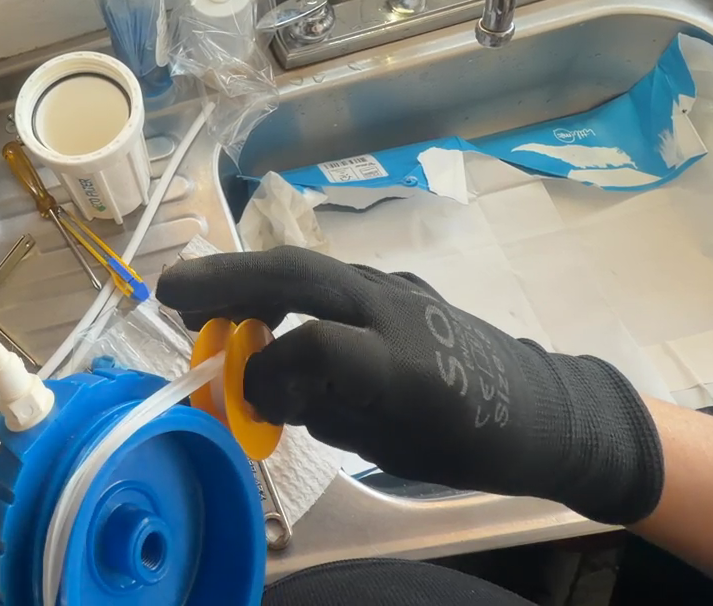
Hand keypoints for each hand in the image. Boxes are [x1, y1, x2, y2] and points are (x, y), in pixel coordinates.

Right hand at [157, 248, 663, 525]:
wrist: (543, 405)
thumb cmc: (468, 444)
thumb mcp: (391, 447)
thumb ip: (318, 408)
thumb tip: (254, 385)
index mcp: (406, 369)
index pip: (321, 346)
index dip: (268, 367)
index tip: (239, 393)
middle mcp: (392, 311)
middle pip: (295, 274)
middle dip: (225, 280)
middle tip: (169, 291)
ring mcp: (389, 284)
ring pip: (301, 264)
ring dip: (241, 274)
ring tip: (195, 296)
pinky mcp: (386, 278)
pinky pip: (319, 274)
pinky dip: (274, 283)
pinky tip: (253, 304)